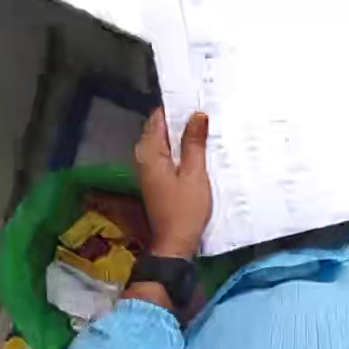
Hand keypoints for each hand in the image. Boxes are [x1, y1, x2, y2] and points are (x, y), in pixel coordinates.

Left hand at [134, 108, 211, 255]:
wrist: (175, 244)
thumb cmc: (185, 210)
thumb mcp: (194, 175)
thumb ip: (194, 143)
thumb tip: (197, 114)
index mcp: (149, 152)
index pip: (159, 117)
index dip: (177, 109)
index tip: (197, 104)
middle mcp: (143, 158)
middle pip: (161, 130)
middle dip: (181, 123)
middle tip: (205, 117)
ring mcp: (147, 171)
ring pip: (165, 144)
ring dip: (182, 140)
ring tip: (204, 133)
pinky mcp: (155, 182)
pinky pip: (166, 158)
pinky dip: (179, 154)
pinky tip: (196, 155)